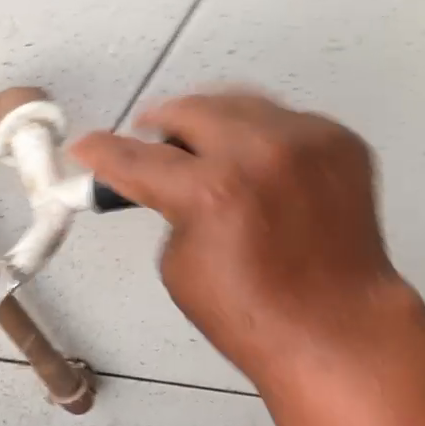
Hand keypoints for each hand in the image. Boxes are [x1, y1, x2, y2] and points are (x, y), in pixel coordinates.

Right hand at [69, 90, 423, 384]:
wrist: (327, 321)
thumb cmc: (248, 310)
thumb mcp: (178, 263)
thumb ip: (172, 210)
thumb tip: (174, 185)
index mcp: (211, 191)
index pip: (137, 158)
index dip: (102, 152)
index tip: (85, 145)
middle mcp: (263, 153)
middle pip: (194, 110)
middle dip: (161, 122)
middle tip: (145, 136)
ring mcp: (308, 141)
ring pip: (242, 104)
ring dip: (208, 121)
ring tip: (194, 144)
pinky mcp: (338, 142)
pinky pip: (284, 121)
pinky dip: (255, 136)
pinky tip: (245, 164)